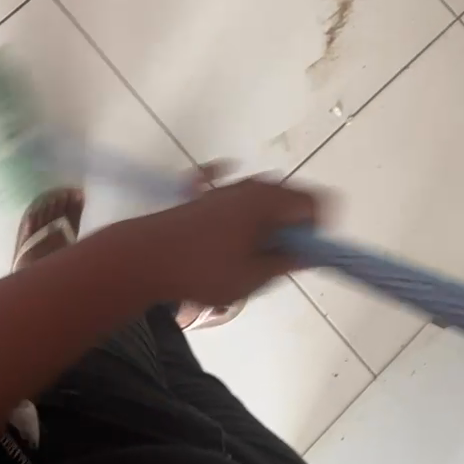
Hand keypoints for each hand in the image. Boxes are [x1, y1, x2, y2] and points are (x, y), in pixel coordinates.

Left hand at [112, 176, 321, 307]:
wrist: (146, 257)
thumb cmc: (203, 269)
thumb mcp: (253, 277)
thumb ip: (286, 263)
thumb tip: (307, 255)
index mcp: (268, 200)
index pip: (313, 201)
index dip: (317, 228)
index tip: (306, 254)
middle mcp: (250, 186)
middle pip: (289, 199)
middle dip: (293, 228)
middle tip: (280, 261)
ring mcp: (227, 188)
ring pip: (264, 201)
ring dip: (269, 224)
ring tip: (253, 258)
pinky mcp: (208, 197)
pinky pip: (240, 200)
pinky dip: (246, 217)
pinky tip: (233, 239)